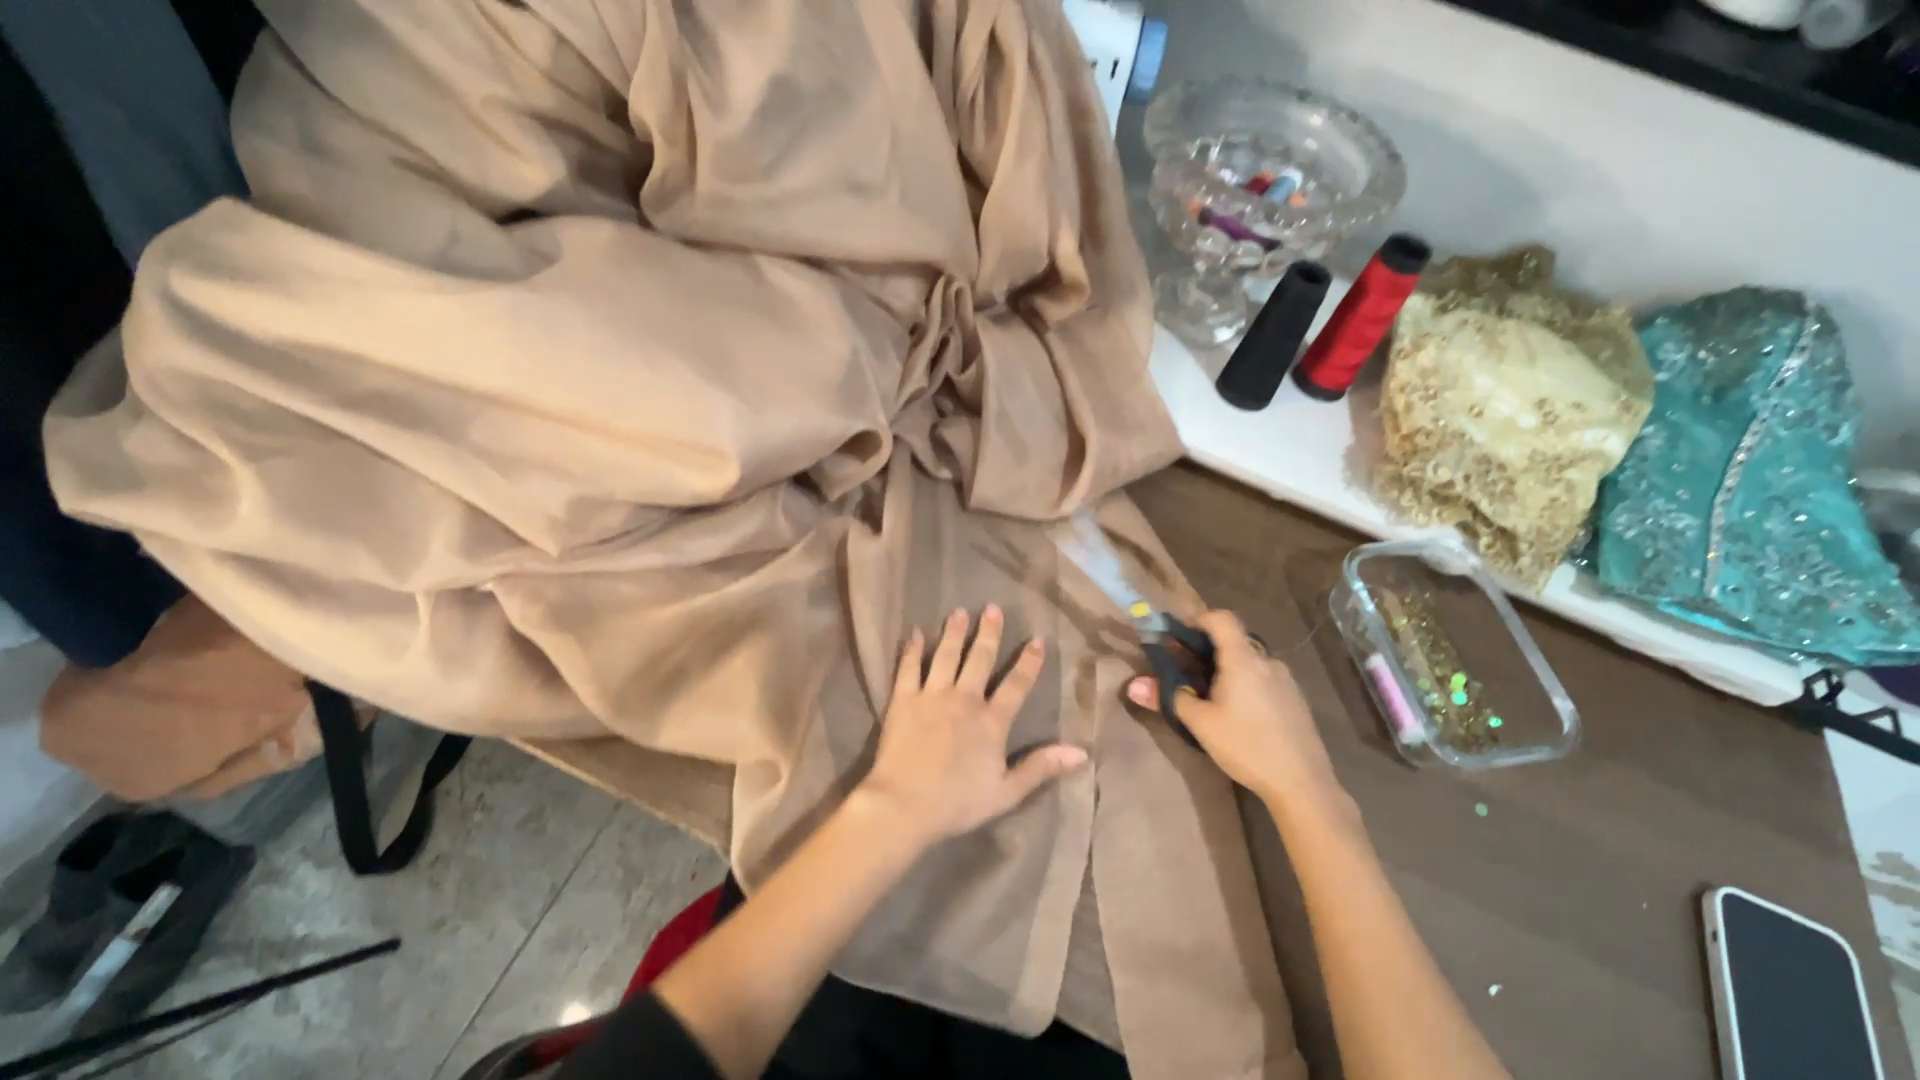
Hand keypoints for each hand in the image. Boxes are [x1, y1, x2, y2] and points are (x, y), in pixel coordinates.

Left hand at [857, 605, 1087, 845]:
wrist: (904, 805)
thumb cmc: (957, 802)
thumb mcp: (1007, 791)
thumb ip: (1041, 767)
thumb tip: (1082, 752)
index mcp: (992, 722)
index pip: (1016, 685)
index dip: (1029, 662)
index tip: (1037, 639)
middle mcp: (964, 700)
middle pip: (979, 660)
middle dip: (988, 633)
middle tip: (992, 608)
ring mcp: (931, 697)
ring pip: (945, 657)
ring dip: (953, 633)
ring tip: (959, 612)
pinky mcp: (902, 701)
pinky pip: (908, 668)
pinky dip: (912, 650)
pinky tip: (915, 634)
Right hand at [1127, 610, 1345, 813]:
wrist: (1302, 783)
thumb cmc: (1246, 746)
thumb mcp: (1200, 724)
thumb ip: (1168, 697)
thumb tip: (1134, 685)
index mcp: (1243, 660)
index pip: (1221, 619)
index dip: (1197, 620)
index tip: (1178, 638)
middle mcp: (1267, 661)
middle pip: (1234, 640)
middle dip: (1207, 650)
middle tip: (1186, 672)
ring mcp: (1286, 679)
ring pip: (1250, 661)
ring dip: (1227, 668)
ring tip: (1210, 696)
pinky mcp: (1296, 697)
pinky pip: (1264, 677)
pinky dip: (1246, 682)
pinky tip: (1240, 713)